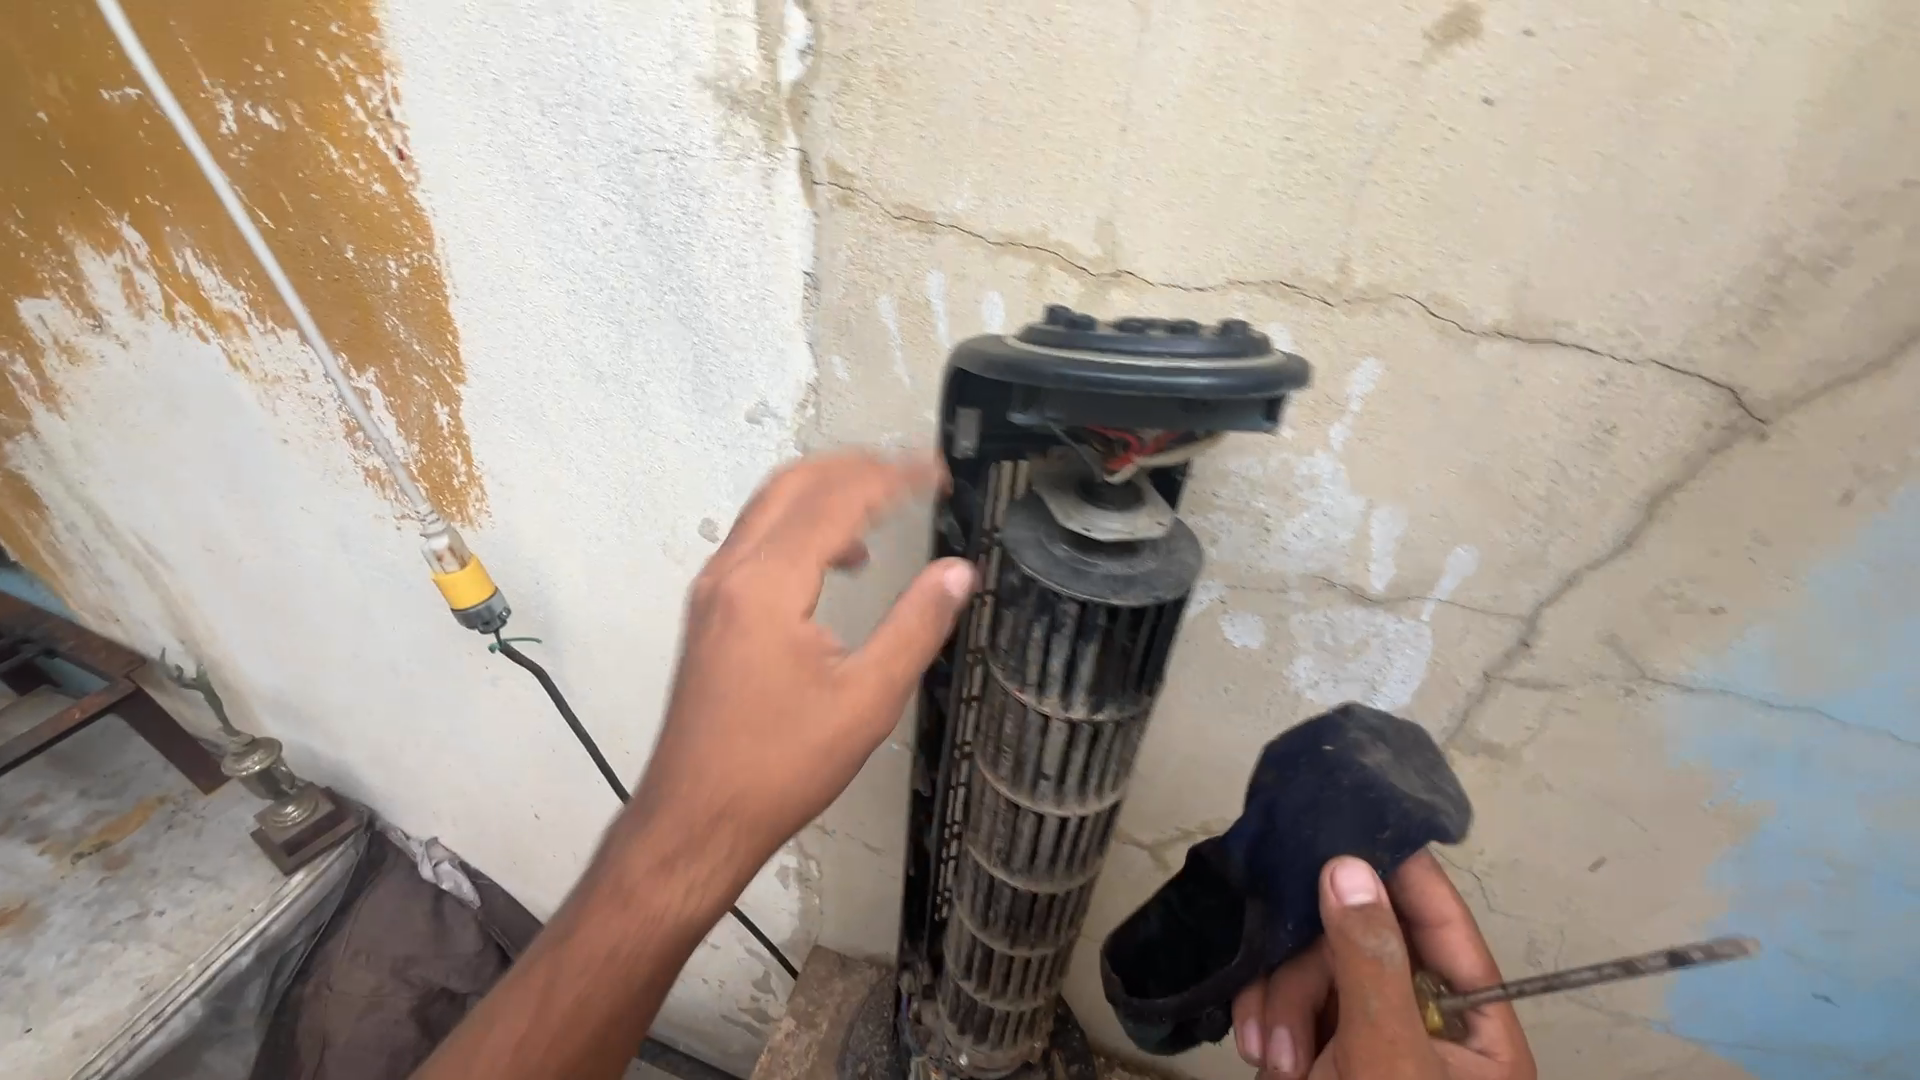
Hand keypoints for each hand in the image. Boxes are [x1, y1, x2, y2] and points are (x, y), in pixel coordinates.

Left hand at [621, 449, 977, 889]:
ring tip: (884, 502)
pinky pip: (758, 539)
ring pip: (770, 506)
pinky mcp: (711, 610)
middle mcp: (731, 572)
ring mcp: (713, 590)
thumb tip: (958, 571)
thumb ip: (917, 625)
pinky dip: (803, 525)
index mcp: (768, 585)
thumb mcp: (867, 700)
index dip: (893, 475)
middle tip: (911, 471)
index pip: (838, 498)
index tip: (935, 470)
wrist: (697, 817)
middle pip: (795, 482)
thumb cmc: (778, 767)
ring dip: (828, 490)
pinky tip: (840, 559)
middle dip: (857, 465)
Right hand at [1232, 852, 1535, 1079]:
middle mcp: (1424, 1018)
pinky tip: (1259, 1055)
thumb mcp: (1387, 1066)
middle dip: (1307, 975)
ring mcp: (1370, 1030)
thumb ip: (1370, 964)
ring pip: (1311, 963)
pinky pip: (1287, 995)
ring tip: (1267, 1058)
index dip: (1402, 871)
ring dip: (1280, 1004)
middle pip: (1357, 940)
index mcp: (1474, 1026)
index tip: (1346, 821)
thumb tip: (1350, 865)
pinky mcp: (1324, 1043)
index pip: (1444, 922)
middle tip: (1282, 1022)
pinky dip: (1267, 1018)